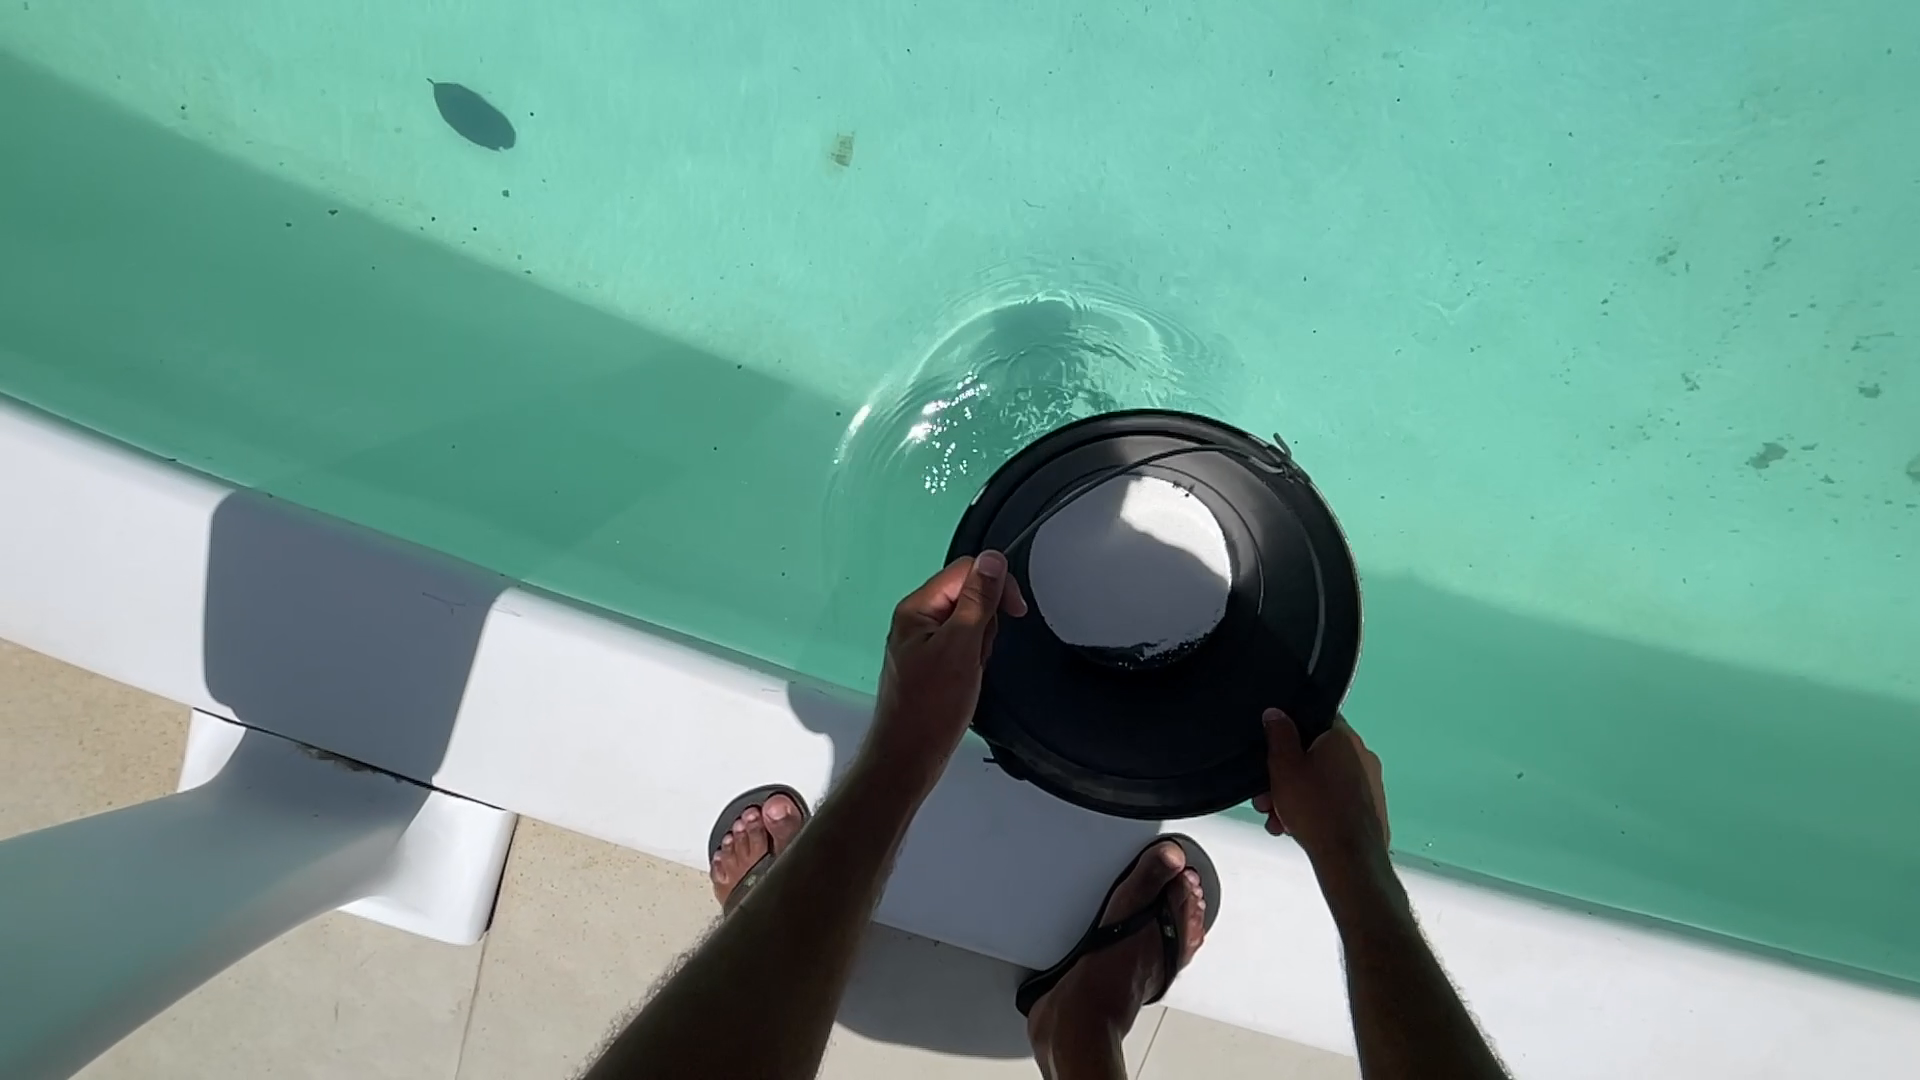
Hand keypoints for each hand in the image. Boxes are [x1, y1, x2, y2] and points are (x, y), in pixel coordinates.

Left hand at [864, 551, 1026, 790]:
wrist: (909, 757)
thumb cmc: (932, 705)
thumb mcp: (961, 646)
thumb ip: (977, 600)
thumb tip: (993, 558)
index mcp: (917, 607)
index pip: (965, 570)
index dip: (996, 584)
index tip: (1016, 612)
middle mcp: (917, 618)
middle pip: (968, 594)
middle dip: (985, 621)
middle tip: (977, 653)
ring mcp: (924, 641)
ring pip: (969, 622)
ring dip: (980, 643)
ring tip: (970, 671)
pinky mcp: (933, 661)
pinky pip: (963, 645)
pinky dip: (973, 659)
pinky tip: (967, 680)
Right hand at [1252, 710, 1389, 873]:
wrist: (1350, 860)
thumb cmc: (1313, 805)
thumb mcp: (1283, 764)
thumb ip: (1278, 733)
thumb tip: (1277, 712)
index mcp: (1344, 738)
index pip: (1315, 718)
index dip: (1289, 731)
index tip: (1272, 749)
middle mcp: (1363, 755)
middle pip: (1315, 755)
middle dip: (1286, 774)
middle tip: (1267, 795)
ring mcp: (1371, 785)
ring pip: (1323, 781)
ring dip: (1296, 795)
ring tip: (1277, 818)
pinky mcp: (1372, 811)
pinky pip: (1336, 800)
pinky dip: (1315, 809)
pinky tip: (1295, 828)